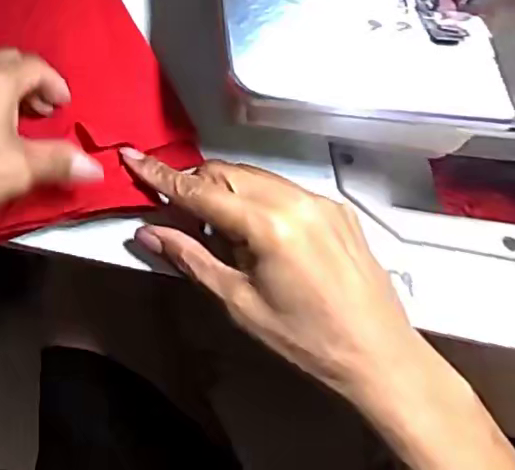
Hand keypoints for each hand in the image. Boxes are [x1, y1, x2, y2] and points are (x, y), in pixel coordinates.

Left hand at [0, 50, 101, 238]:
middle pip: (10, 61)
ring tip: (13, 116)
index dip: (55, 85)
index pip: (37, 67)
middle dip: (32, 82)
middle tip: (42, 111)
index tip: (63, 108)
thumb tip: (96, 168)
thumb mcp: (21, 169)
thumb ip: (60, 161)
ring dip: (6, 85)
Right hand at [119, 149, 430, 400]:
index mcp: (268, 225)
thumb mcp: (241, 305)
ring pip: (253, 176)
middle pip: (226, 174)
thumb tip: (149, 234)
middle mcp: (294, 199)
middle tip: (181, 217)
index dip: (161, 175)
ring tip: (223, 234)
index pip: (201, 191)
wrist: (381, 357)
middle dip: (197, 187)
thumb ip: (191, 260)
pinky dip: (258, 199)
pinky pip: (281, 187)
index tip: (133, 157)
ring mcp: (318, 199)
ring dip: (227, 192)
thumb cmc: (308, 341)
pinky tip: (259, 235)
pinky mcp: (334, 206)